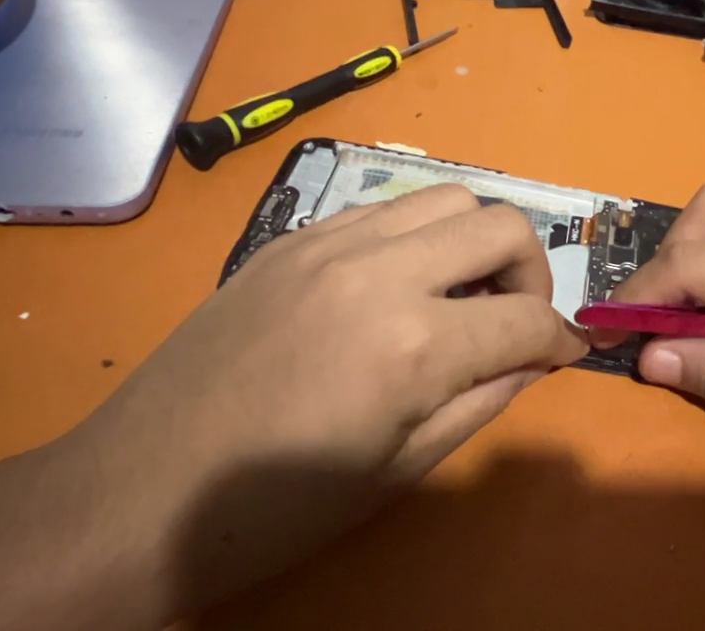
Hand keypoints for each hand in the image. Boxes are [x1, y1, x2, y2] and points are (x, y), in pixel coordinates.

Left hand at [67, 184, 585, 608]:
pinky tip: (396, 282)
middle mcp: (381, 271)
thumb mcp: (403, 469)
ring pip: (448, 196)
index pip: (529, 318)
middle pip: (503, 224)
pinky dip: (416, 235)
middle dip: (532, 271)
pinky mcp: (294, 236)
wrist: (139, 492)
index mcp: (414, 346)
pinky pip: (385, 207)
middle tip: (513, 316)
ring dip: (474, 240)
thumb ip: (486, 398)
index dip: (561, 338)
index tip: (565, 351)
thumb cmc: (280, 507)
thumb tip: (536, 355)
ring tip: (457, 290)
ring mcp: (332, 242)